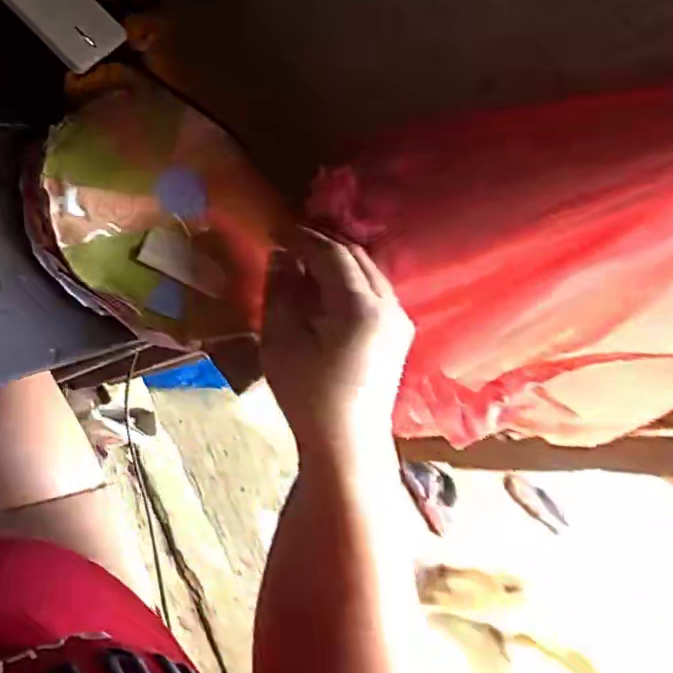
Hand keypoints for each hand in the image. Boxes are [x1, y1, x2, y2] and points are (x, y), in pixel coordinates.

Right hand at [261, 227, 413, 454]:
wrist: (347, 442)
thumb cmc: (306, 391)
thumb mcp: (281, 338)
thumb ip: (282, 291)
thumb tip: (282, 255)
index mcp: (359, 305)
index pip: (330, 253)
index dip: (301, 237)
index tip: (274, 230)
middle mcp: (388, 305)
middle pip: (355, 256)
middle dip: (320, 242)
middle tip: (286, 240)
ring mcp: (398, 320)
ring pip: (368, 271)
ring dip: (336, 259)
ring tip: (302, 259)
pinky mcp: (397, 334)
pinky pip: (373, 289)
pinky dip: (348, 277)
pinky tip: (324, 286)